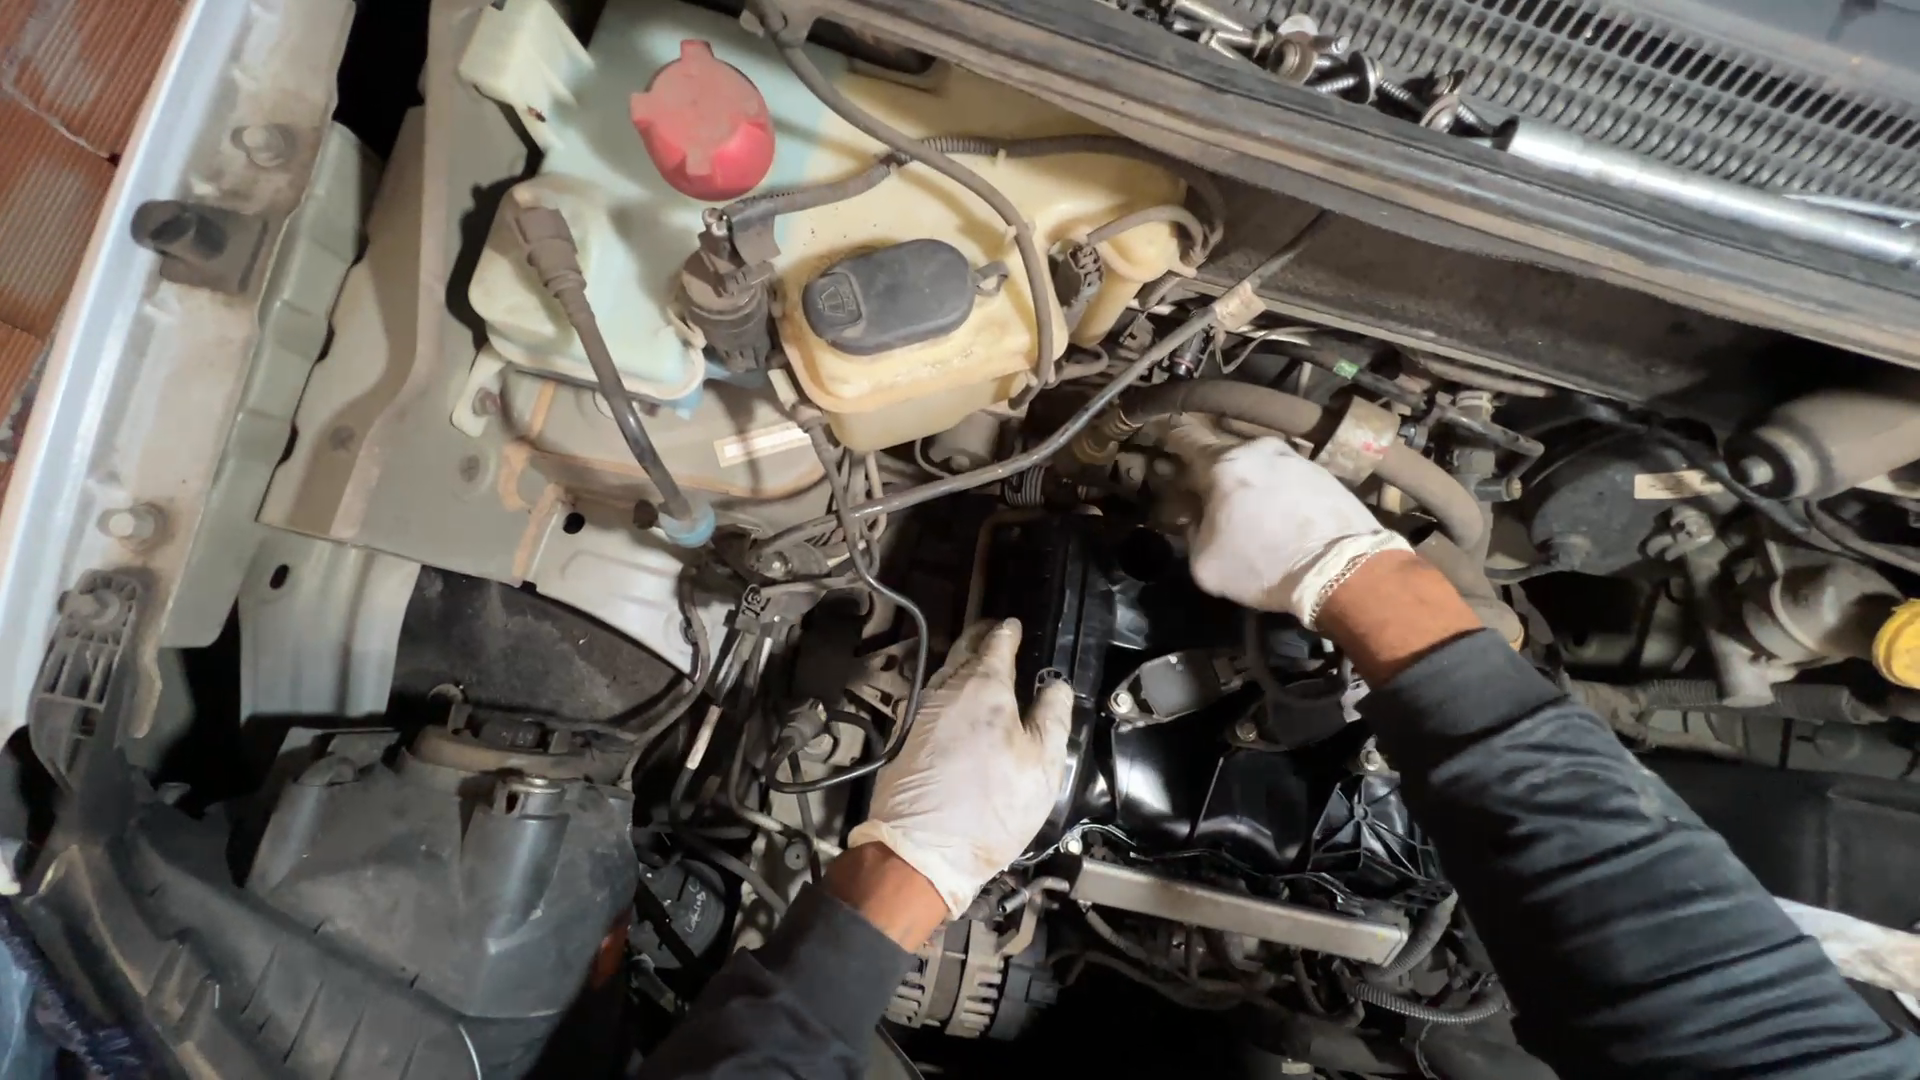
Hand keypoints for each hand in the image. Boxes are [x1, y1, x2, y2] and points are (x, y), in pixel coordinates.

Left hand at [847, 619, 1072, 917]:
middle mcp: (948, 690)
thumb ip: (1053, 718)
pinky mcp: (908, 736)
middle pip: (963, 650)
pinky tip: (959, 698)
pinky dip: (950, 685)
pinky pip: (934, 695)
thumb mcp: (1042, 765)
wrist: (921, 848)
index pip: (996, 645)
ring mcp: (923, 712)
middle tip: (994, 632)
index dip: (1006, 632)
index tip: (1012, 624)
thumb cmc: (990, 805)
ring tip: (979, 660)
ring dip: (962, 660)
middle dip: (979, 637)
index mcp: (984, 687)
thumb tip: (1057, 686)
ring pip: (945, 672)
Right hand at [1177, 435, 1410, 627]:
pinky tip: (1276, 514)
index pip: (1185, 438)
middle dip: (1209, 469)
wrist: (1345, 571)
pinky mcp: (1324, 473)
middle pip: (1222, 452)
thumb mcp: (1204, 562)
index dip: (1169, 440)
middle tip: (1203, 492)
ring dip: (1245, 480)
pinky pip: (1284, 475)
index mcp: (1223, 463)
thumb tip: (1196, 518)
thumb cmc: (1264, 565)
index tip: (1161, 444)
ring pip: (1256, 463)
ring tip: (1244, 508)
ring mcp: (1296, 458)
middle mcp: (1259, 449)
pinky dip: (1274, 489)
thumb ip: (1190, 532)